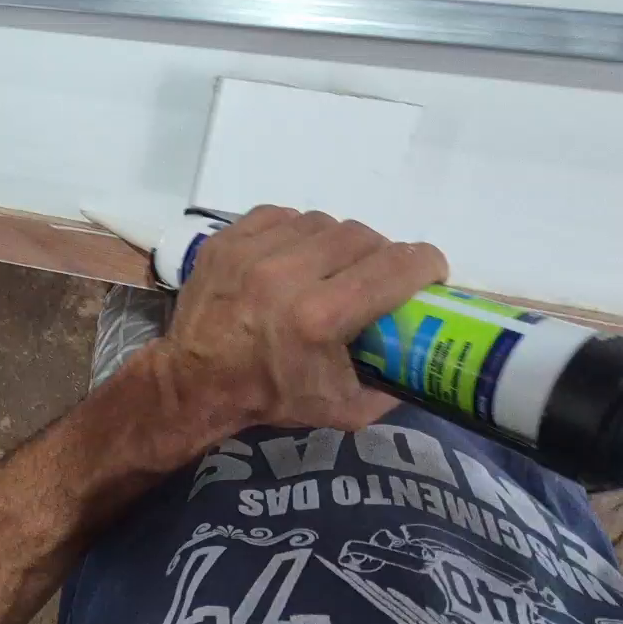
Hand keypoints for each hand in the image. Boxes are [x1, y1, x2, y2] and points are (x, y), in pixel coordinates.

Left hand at [153, 207, 446, 432]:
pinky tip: (294, 254)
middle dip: (381, 255)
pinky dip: (295, 231)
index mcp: (319, 317)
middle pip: (362, 237)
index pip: (396, 266)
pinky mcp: (225, 242)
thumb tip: (428, 359)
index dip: (426, 265)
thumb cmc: (268, 395)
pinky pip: (279, 215)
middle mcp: (286, 275)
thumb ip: (393, 387)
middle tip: (375, 277)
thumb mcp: (342, 408)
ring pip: (321, 222)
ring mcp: (250, 253)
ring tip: (331, 266)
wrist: (194, 382)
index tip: (429, 275)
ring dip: (336, 242)